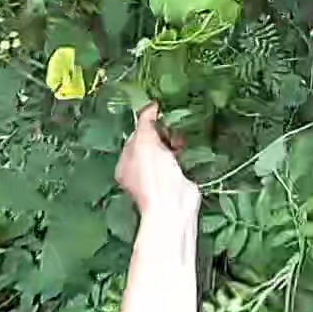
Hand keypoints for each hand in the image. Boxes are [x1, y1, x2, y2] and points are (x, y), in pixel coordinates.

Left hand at [116, 104, 198, 221]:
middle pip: (151, 141)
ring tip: (180, 136)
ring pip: (165, 148)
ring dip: (173, 139)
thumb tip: (152, 105)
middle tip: (171, 125)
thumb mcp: (144, 141)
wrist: (174, 206)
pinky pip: (177, 157)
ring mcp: (158, 174)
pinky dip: (182, 150)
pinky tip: (186, 144)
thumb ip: (145, 121)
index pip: (135, 134)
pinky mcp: (175, 178)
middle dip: (161, 131)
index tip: (159, 113)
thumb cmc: (153, 174)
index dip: (146, 123)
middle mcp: (139, 169)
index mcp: (126, 162)